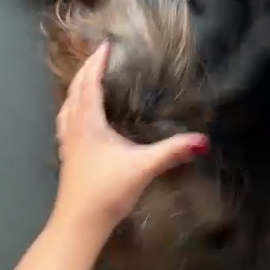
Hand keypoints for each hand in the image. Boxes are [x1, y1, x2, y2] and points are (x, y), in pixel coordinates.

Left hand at [50, 43, 208, 240]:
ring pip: (67, 105)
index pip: (90, 83)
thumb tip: (203, 140)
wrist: (78, 224)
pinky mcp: (67, 156)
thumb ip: (172, 152)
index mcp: (88, 122)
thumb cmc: (107, 190)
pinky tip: (80, 117)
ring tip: (88, 79)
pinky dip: (73, 107)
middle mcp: (74, 127)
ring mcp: (67, 142)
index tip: (105, 45)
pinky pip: (66, 120)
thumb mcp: (143, 167)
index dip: (97, 62)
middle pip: (75, 89)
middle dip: (86, 70)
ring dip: (76, 87)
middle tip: (99, 55)